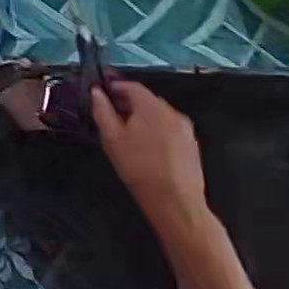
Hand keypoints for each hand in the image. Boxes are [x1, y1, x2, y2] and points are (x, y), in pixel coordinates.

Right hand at [91, 81, 206, 237]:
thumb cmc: (138, 167)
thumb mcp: (111, 137)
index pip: (132, 86)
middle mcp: (173, 113)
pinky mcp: (192, 145)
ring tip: (127, 133)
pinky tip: (147, 147)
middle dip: (128, 103)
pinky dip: (156, 130)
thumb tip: (96, 92)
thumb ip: (102, 110)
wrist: (175, 202)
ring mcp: (186, 130)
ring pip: (159, 115)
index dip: (115, 86)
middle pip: (147, 99)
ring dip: (143, 117)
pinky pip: (169, 128)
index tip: (102, 93)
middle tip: (111, 114)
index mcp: (152, 107)